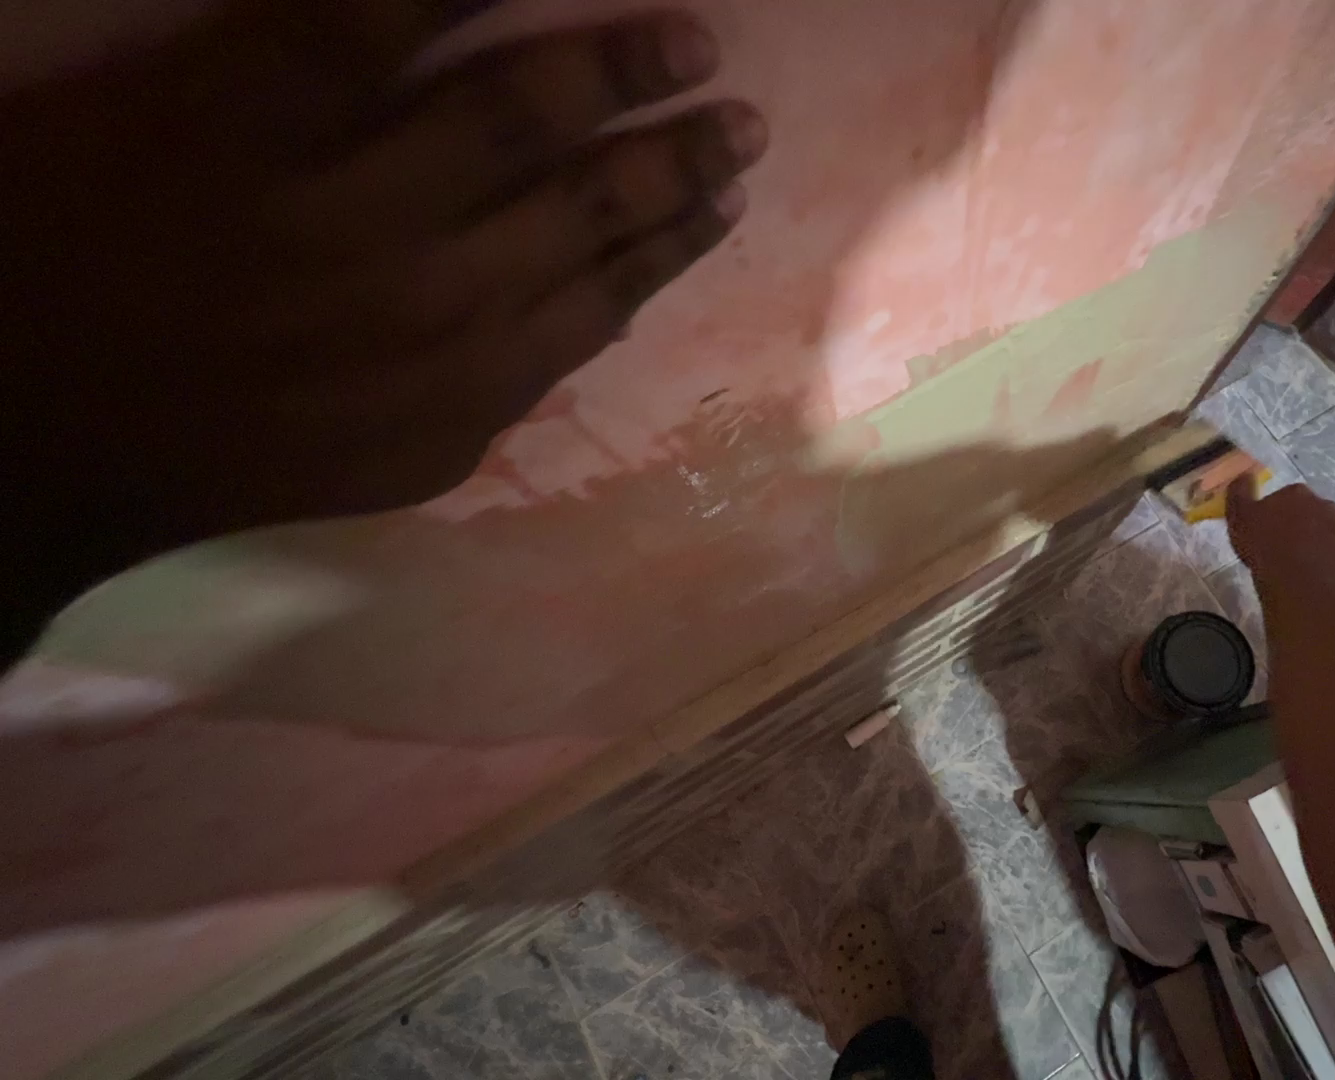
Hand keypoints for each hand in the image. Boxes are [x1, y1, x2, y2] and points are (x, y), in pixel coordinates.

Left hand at [0, 1, 764, 651]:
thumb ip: (518, 393)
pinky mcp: (238, 117)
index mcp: (486, 373)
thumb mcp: (419, 456)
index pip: (615, 289)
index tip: (733, 200)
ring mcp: (349, 201)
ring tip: (690, 46)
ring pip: (515, 122)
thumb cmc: (246, 450)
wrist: (45, 432)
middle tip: (744, 118)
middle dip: (679, 158)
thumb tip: (599, 326)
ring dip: (614, 76)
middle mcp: (446, 288)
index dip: (683, 240)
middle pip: (592, 205)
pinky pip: (353, 29)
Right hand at [1226, 477, 1334, 599]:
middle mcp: (1326, 505)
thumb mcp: (1239, 519)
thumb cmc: (1264, 550)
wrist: (1297, 587)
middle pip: (1311, 513)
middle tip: (1283, 549)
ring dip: (1318, 544)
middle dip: (1300, 527)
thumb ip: (1240, 493)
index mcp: (1297, 494)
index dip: (1275, 515)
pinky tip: (1317, 576)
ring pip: (1329, 533)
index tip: (1266, 532)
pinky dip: (1332, 562)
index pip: (1286, 498)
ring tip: (1300, 566)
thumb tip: (1244, 474)